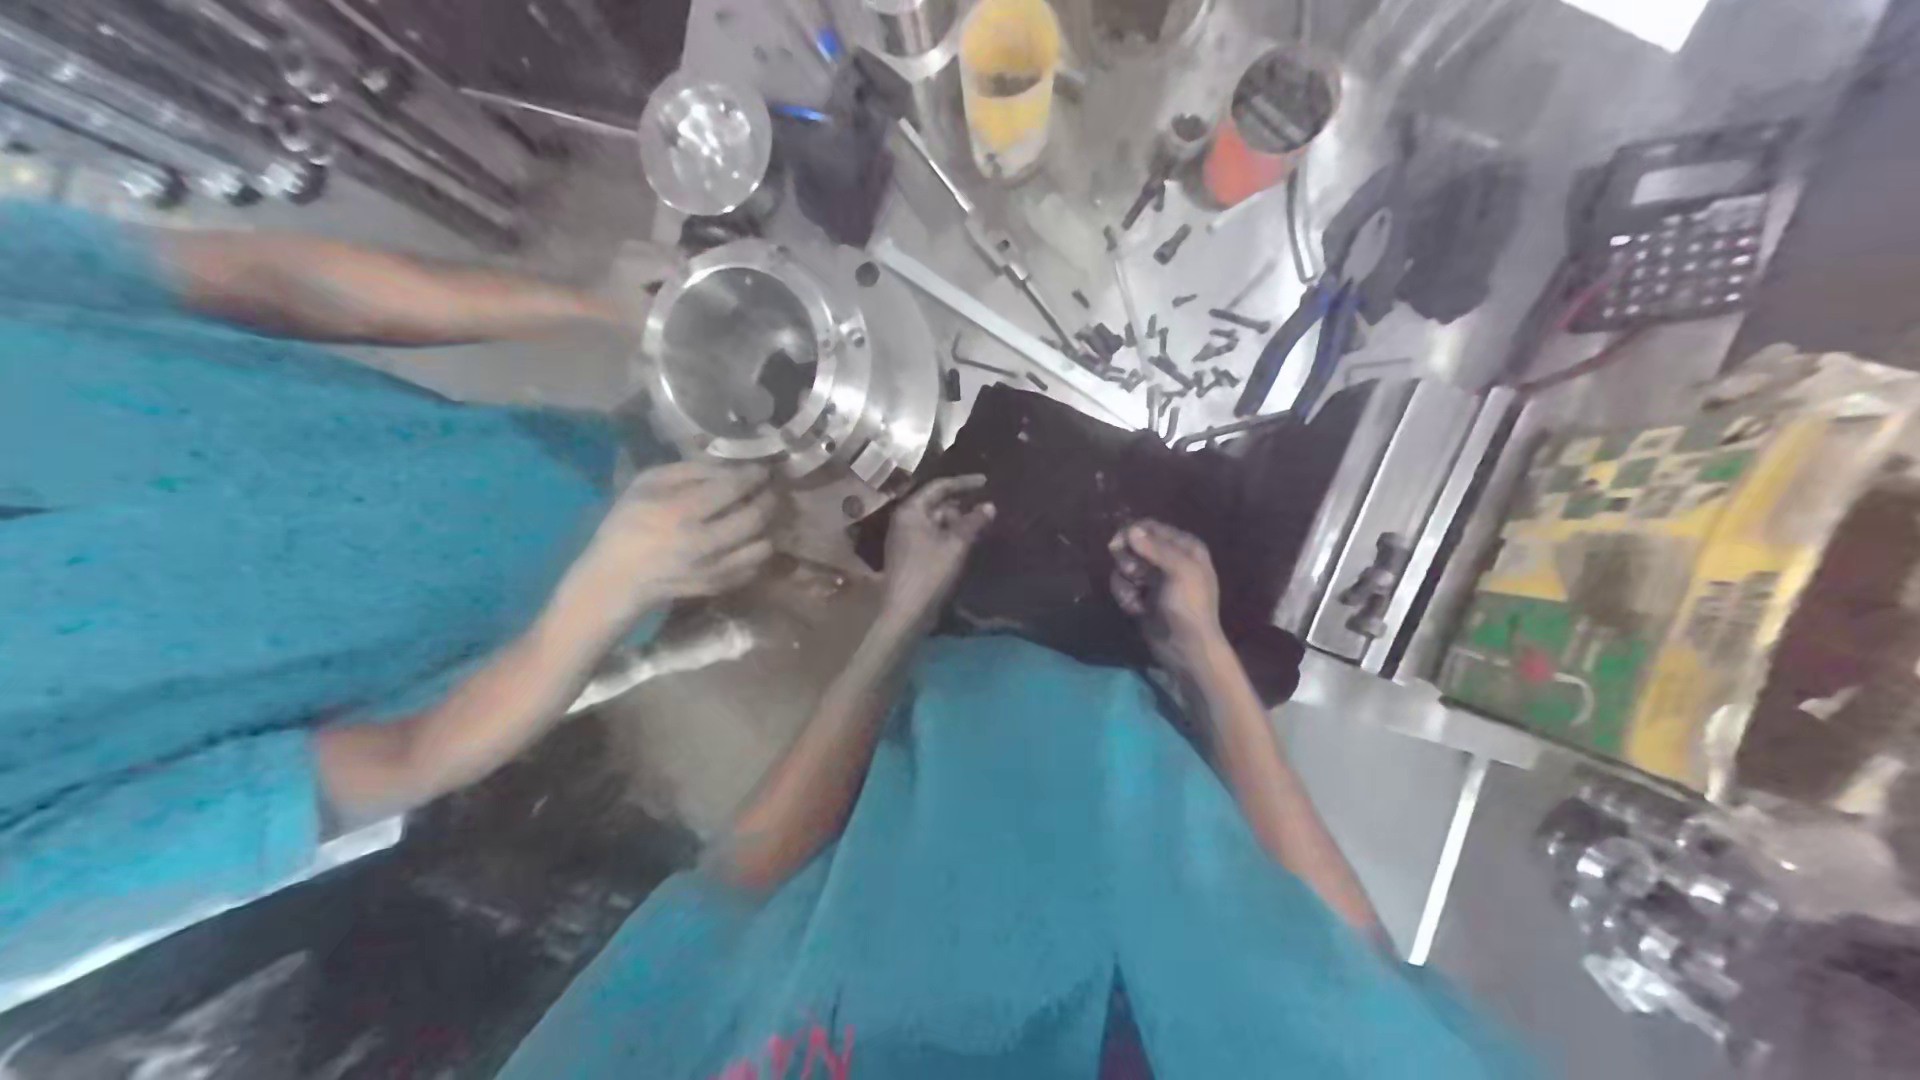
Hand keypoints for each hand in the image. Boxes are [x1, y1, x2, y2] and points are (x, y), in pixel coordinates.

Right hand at [573, 461, 777, 617]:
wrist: (618, 578)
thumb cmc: (629, 524)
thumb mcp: (647, 484)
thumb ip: (689, 470)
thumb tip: (728, 466)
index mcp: (681, 512)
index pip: (732, 488)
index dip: (753, 475)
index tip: (761, 469)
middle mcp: (703, 542)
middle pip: (756, 516)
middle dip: (770, 498)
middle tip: (770, 489)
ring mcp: (715, 569)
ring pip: (764, 545)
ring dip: (769, 526)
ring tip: (763, 514)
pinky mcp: (720, 586)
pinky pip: (756, 566)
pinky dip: (758, 550)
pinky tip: (751, 539)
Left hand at [882, 475, 995, 621]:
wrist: (905, 611)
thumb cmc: (929, 573)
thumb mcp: (956, 545)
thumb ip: (973, 522)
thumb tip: (989, 506)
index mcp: (911, 510)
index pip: (939, 487)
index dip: (964, 483)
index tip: (985, 482)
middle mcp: (905, 519)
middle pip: (937, 504)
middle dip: (962, 506)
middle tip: (986, 508)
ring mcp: (905, 538)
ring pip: (936, 522)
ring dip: (957, 522)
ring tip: (980, 525)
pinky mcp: (910, 554)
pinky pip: (933, 536)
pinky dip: (950, 535)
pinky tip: (966, 542)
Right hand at [1109, 519, 1227, 678]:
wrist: (1185, 648)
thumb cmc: (1189, 606)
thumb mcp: (1180, 571)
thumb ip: (1156, 548)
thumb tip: (1130, 530)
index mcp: (1184, 547)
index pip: (1151, 527)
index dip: (1133, 533)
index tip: (1119, 543)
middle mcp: (1168, 558)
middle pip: (1132, 544)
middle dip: (1128, 560)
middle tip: (1135, 574)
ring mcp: (1153, 578)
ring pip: (1123, 565)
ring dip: (1125, 582)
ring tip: (1137, 597)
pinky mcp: (1140, 595)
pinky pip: (1121, 585)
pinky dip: (1124, 596)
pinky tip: (1136, 609)